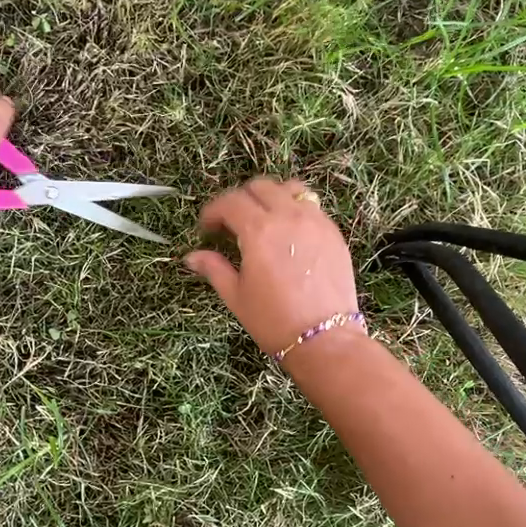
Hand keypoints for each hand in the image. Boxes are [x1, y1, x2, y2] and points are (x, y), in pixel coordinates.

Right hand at [185, 178, 360, 356]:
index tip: (207, 228)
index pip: (230, 202)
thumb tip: (192, 257)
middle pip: (260, 187)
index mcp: (259, 230)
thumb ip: (214, 269)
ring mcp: (315, 221)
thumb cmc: (273, 320)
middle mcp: (288, 216)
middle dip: (240, 200)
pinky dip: (294, 210)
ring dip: (270, 198)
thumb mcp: (236, 296)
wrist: (324, 338)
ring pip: (290, 189)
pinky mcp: (333, 232)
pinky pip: (311, 206)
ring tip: (263, 220)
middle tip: (232, 224)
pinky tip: (288, 234)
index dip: (213, 211)